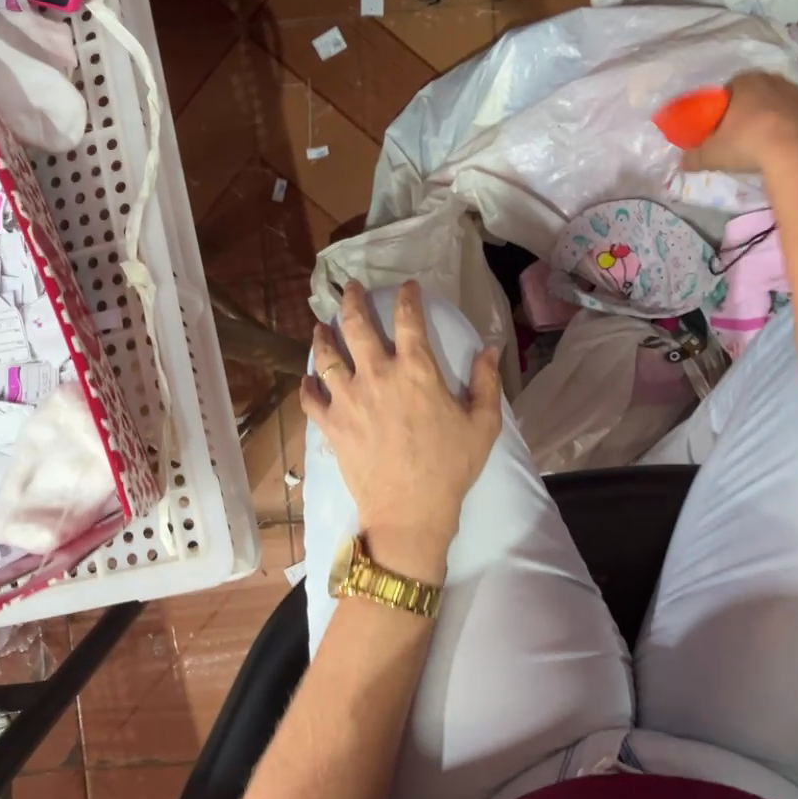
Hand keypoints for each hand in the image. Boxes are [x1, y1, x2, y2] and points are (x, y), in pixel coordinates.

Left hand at [305, 280, 501, 579]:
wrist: (409, 511)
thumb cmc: (451, 468)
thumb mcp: (484, 425)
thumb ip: (487, 383)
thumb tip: (490, 349)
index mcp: (416, 370)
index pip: (409, 318)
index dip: (406, 297)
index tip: (406, 287)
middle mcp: (378, 375)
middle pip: (356, 325)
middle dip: (352, 300)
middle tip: (349, 289)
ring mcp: (349, 399)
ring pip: (326, 355)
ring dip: (322, 335)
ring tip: (320, 325)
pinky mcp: (332, 425)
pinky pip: (311, 398)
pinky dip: (307, 385)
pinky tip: (308, 379)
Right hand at [680, 70, 797, 173]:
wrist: (794, 151)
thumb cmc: (746, 143)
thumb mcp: (712, 154)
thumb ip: (694, 157)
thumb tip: (681, 162)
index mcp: (744, 82)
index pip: (729, 89)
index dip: (723, 108)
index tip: (720, 127)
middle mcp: (771, 79)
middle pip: (755, 94)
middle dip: (748, 111)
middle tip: (740, 136)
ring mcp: (797, 91)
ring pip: (778, 103)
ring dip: (771, 118)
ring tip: (764, 143)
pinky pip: (797, 116)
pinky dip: (791, 127)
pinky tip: (784, 145)